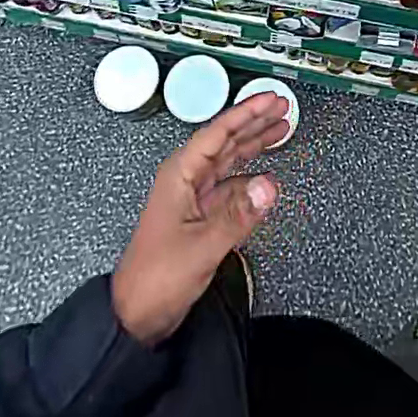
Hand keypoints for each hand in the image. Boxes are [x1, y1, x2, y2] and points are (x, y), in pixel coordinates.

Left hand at [112, 93, 289, 344]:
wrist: (136, 316)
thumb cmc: (156, 278)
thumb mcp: (202, 246)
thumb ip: (238, 215)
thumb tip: (269, 185)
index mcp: (180, 174)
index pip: (219, 132)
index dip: (247, 112)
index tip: (270, 99)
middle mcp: (187, 178)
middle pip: (226, 139)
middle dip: (255, 120)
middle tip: (281, 106)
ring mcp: (194, 195)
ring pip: (230, 158)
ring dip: (255, 142)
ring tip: (280, 127)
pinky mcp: (201, 214)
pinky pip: (231, 183)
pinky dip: (251, 175)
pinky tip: (266, 175)